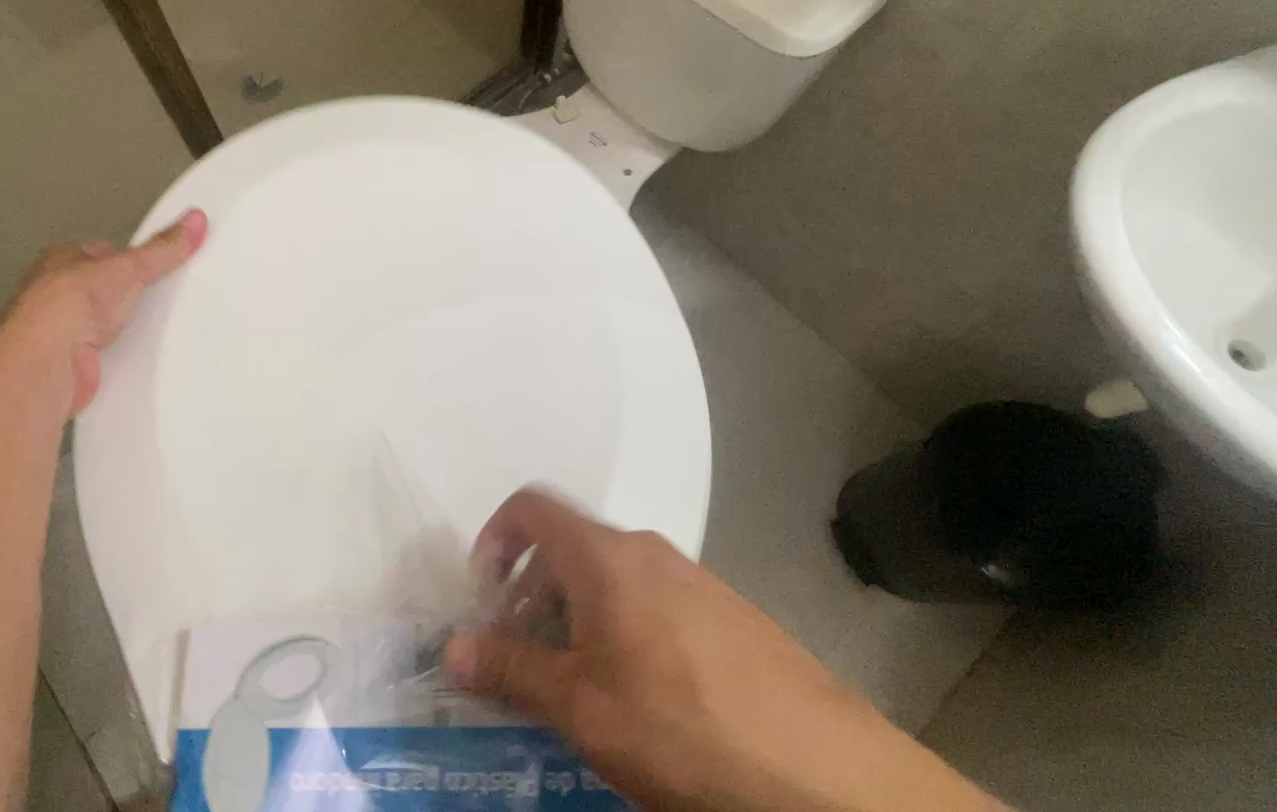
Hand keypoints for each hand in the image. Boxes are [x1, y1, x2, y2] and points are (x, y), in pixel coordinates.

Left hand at [0, 208, 206, 413]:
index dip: (135, 255)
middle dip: (131, 294)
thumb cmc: (64, 308)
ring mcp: (64, 329)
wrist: (47, 363)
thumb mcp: (130, 268)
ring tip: (147, 325)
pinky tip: (133, 352)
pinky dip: (121, 353)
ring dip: (124, 326)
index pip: (106, 251)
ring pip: (105, 322)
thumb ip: (162, 249)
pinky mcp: (74, 360)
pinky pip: (107, 351)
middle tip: (159, 293)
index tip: (164, 257)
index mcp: (63, 259)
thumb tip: (191, 223)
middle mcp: (57, 293)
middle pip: (107, 288)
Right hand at [444, 490, 1002, 811]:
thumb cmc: (680, 723)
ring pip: (612, 578)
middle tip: (520, 655)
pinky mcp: (727, 613)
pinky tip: (637, 695)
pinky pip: (652, 602)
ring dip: (575, 616)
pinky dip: (621, 629)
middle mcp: (648, 550)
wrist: (823, 768)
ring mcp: (694, 579)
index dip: (494, 537)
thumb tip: (454, 647)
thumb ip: (510, 670)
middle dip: (531, 592)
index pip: (532, 507)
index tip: (483, 593)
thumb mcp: (580, 706)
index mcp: (604, 556)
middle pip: (569, 546)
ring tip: (574, 683)